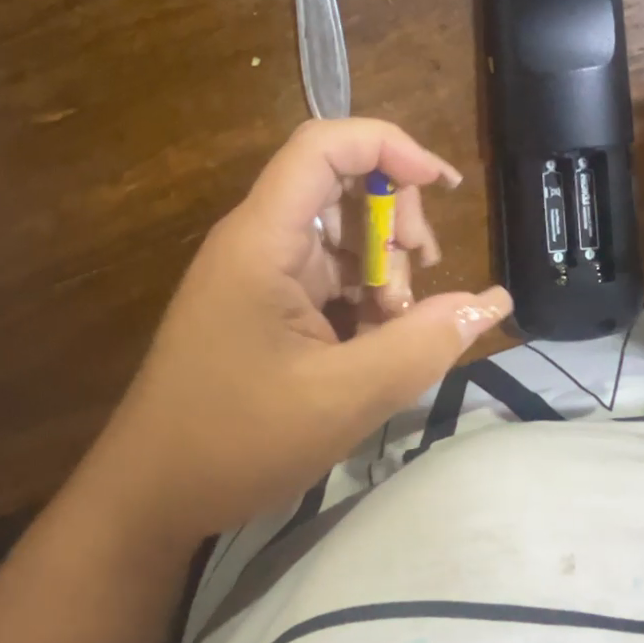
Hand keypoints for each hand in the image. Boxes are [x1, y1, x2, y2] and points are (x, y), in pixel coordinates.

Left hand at [90, 118, 511, 539]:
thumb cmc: (235, 441)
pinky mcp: (266, 303)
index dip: (389, 146)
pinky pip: (329, 276)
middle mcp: (259, 240)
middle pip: (341, 185)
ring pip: (342, 235)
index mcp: (262, 239)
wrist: (150, 496)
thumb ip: (422, 344)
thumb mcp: (343, 398)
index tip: (443, 185)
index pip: (324, 146)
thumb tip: (493, 302)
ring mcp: (260, 272)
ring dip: (383, 269)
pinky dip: (363, 299)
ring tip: (394, 328)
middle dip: (396, 224)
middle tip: (417, 289)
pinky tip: (374, 345)